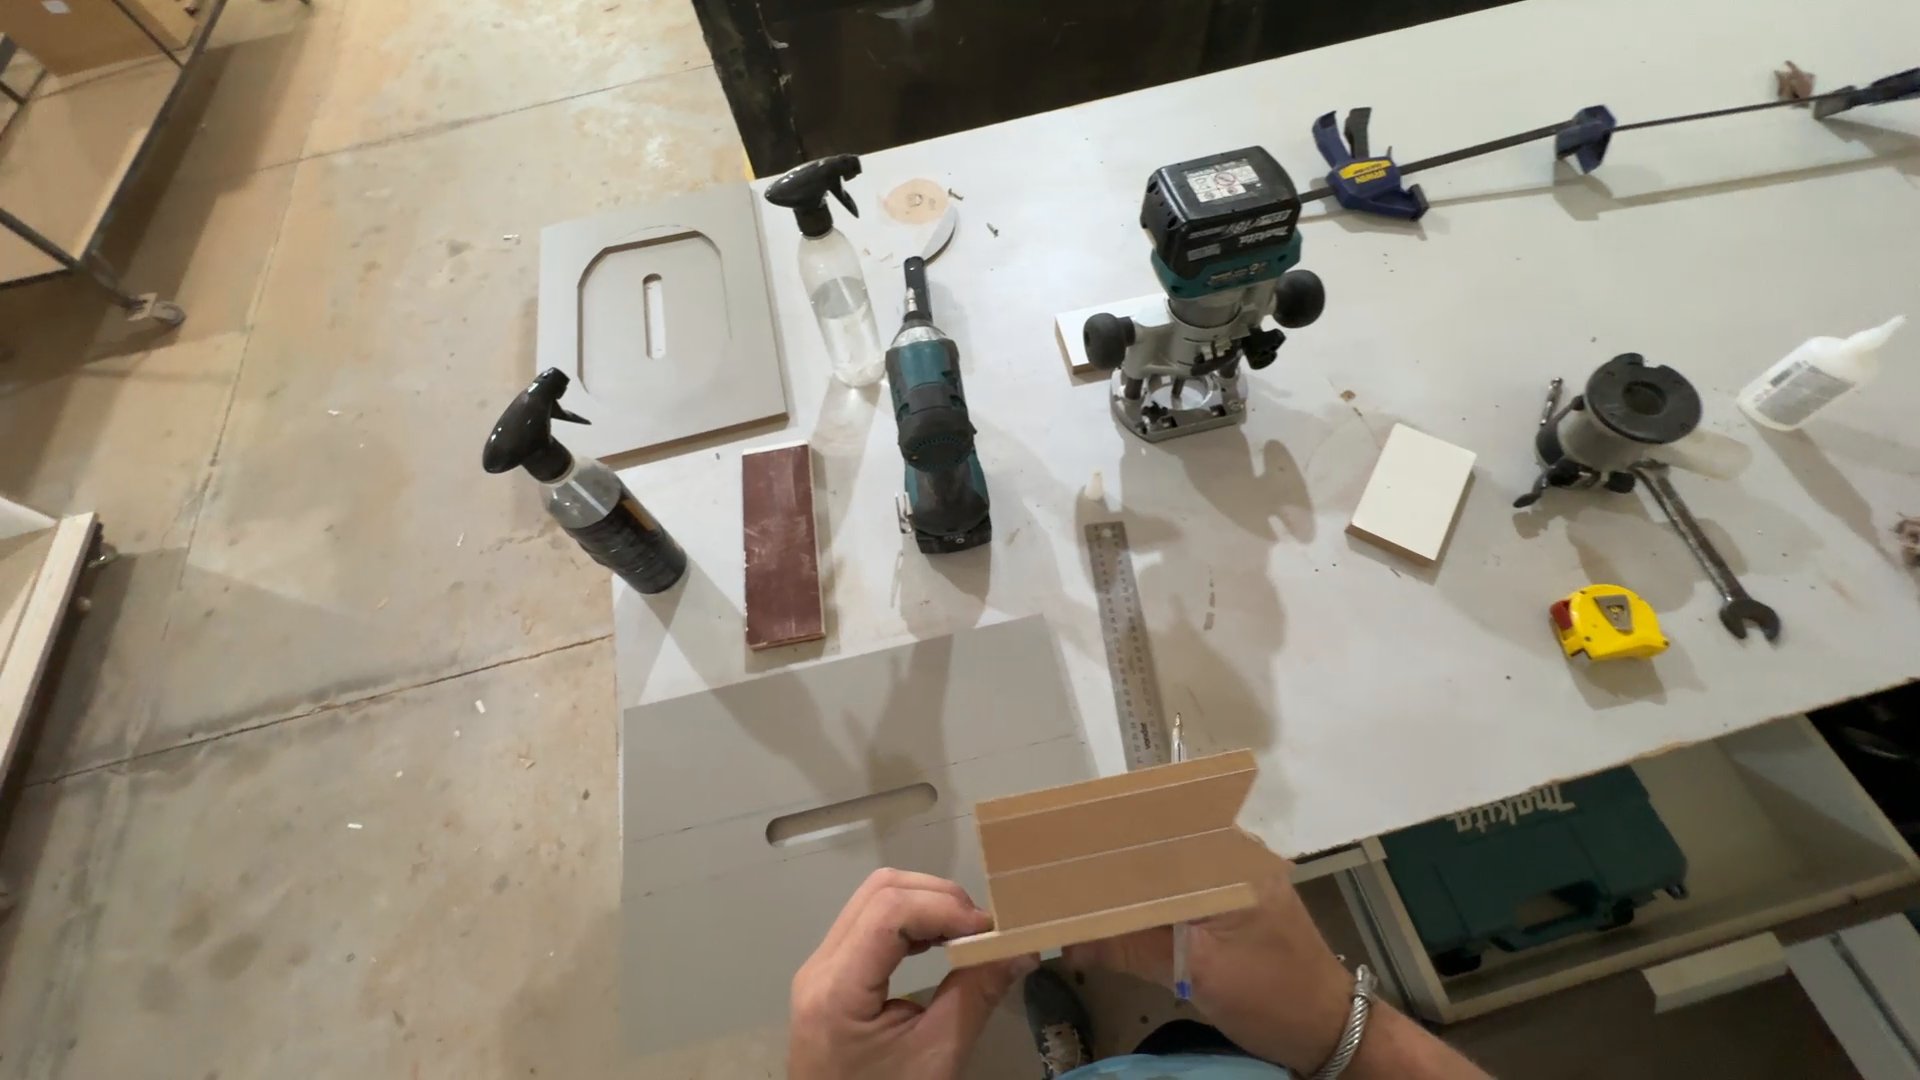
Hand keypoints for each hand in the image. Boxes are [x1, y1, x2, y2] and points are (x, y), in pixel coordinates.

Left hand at [789, 868, 1036, 1079]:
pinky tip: (937, 939)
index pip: (889, 911)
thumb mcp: (936, 1058)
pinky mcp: (829, 970)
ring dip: (925, 902)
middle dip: (938, 897)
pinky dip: (909, 918)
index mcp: (836, 988)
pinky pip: (869, 918)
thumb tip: (1022, 949)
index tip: (987, 930)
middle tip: (979, 928)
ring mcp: (820, 964)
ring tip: (963, 932)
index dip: (944, 907)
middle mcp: (819, 964)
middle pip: (881, 891)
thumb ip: (976, 995)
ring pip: (874, 896)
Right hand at [1063, 842, 1352, 1073]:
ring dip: (1125, 878)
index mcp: (1230, 853)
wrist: (1332, 1032)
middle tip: (1060, 870)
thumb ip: (1132, 949)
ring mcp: (1230, 867)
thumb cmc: (1273, 998)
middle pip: (1156, 843)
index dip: (1108, 840)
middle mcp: (1230, 847)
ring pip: (1164, 863)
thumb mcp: (1199, 974)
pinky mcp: (1226, 890)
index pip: (1156, 832)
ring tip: (1076, 885)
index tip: (1064, 851)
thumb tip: (1068, 941)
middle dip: (1109, 858)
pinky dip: (1147, 894)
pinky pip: (1177, 882)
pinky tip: (1115, 906)